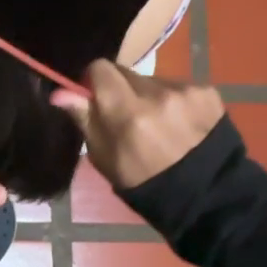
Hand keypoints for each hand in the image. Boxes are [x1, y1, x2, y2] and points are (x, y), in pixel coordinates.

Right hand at [50, 61, 224, 188]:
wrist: (206, 196)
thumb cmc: (144, 182)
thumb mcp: (104, 158)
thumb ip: (84, 119)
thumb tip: (59, 93)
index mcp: (127, 112)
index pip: (100, 69)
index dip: (93, 80)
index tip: (95, 97)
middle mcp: (156, 93)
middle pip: (125, 72)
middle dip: (120, 89)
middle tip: (127, 116)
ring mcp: (185, 90)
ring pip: (151, 79)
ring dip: (148, 95)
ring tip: (158, 124)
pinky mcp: (207, 91)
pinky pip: (178, 86)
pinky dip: (173, 100)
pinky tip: (180, 124)